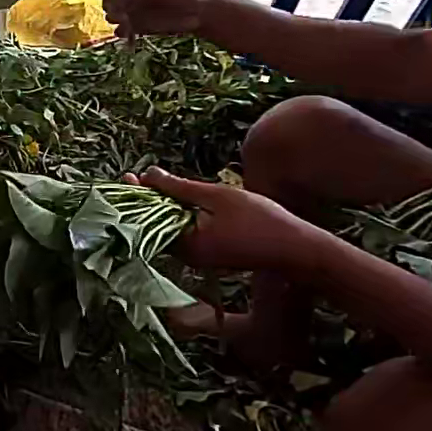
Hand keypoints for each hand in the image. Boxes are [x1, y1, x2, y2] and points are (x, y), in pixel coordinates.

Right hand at [104, 0, 221, 38]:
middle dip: (112, 6)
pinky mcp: (142, 28)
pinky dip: (123, 32)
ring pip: (116, 16)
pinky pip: (125, 30)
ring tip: (123, 21)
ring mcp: (139, 13)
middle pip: (113, 1)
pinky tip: (126, 33)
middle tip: (117, 11)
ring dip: (116, 19)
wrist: (205, 13)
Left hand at [134, 168, 326, 274]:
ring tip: (153, 184)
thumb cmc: (264, 222)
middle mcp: (186, 255)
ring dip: (160, 206)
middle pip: (153, 223)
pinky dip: (176, 215)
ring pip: (167, 227)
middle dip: (145, 199)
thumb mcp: (217, 197)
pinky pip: (182, 232)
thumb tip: (147, 174)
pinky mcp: (207, 254)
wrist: (304, 251)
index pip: (146, 218)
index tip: (127, 176)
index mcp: (185, 244)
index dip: (136, 195)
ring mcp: (196, 256)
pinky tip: (177, 199)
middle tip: (136, 177)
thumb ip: (179, 187)